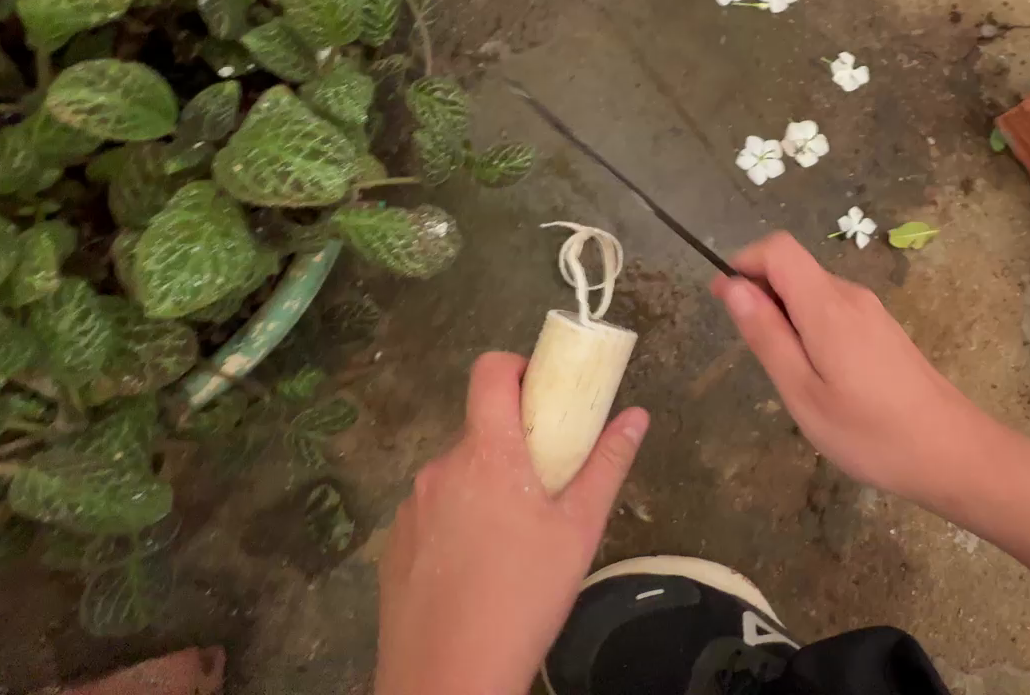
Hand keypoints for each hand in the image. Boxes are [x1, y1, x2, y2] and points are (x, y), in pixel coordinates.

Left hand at [375, 352, 647, 694]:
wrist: (447, 685)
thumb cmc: (524, 596)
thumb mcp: (580, 530)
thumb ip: (608, 464)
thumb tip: (637, 415)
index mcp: (488, 452)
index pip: (489, 370)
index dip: (517, 367)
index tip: (544, 394)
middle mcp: (441, 467)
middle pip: (479, 426)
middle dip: (514, 439)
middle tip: (545, 480)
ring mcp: (411, 508)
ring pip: (457, 471)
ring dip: (485, 481)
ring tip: (513, 534)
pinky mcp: (392, 546)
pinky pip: (433, 510)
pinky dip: (457, 518)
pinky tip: (476, 567)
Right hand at [711, 232, 999, 510]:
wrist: (953, 452)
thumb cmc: (870, 432)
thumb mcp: (803, 391)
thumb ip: (766, 334)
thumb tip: (731, 285)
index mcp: (827, 304)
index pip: (778, 248)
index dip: (744, 263)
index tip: (726, 303)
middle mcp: (850, 295)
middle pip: (794, 268)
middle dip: (763, 297)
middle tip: (761, 356)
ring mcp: (871, 311)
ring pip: (812, 292)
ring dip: (787, 316)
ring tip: (793, 376)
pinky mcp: (882, 329)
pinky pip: (833, 311)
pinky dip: (811, 328)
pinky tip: (822, 378)